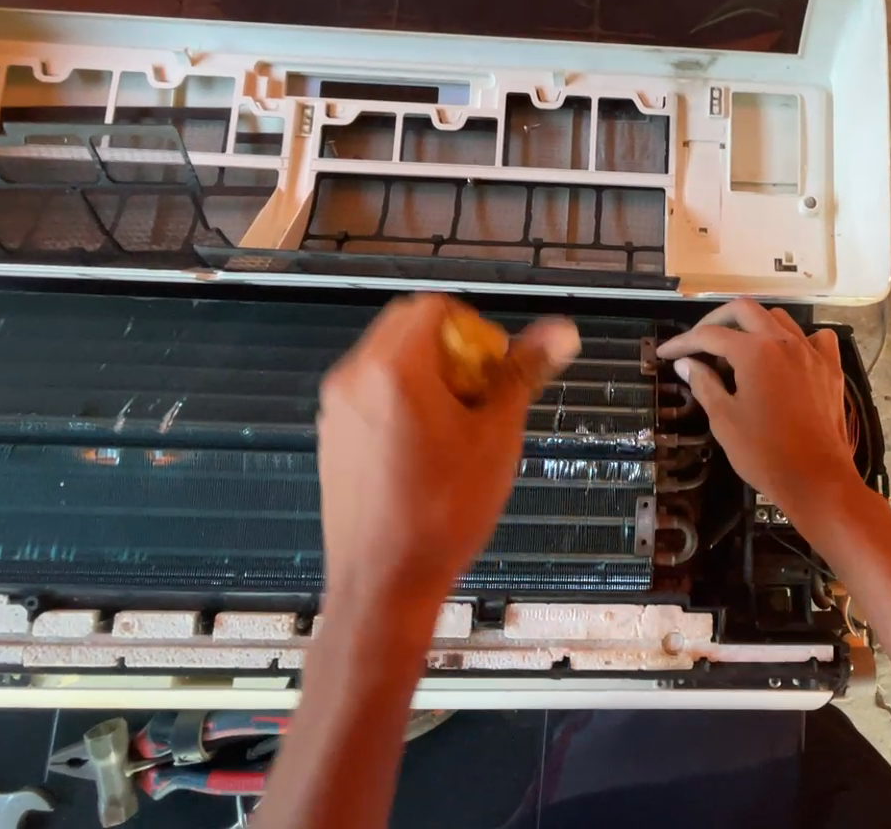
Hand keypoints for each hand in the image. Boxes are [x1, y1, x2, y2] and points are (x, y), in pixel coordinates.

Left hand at [317, 295, 579, 604]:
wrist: (385, 583)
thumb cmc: (442, 513)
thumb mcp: (497, 435)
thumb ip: (524, 372)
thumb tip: (559, 332)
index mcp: (394, 369)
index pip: (435, 307)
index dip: (476, 329)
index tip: (493, 369)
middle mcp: (354, 378)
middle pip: (409, 325)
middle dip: (453, 347)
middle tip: (481, 392)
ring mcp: (336, 407)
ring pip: (389, 356)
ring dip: (429, 370)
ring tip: (457, 423)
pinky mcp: (332, 433)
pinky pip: (371, 388)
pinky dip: (403, 394)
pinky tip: (427, 446)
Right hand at [656, 299, 862, 526]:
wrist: (816, 480)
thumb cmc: (764, 453)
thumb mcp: (724, 419)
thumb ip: (704, 384)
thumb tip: (686, 363)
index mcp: (754, 351)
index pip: (710, 335)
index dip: (683, 342)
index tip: (667, 353)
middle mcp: (784, 341)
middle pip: (744, 310)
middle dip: (716, 320)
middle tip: (698, 341)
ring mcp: (812, 352)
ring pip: (779, 318)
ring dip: (754, 325)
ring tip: (738, 347)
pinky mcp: (831, 369)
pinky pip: (816, 338)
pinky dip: (798, 339)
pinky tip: (787, 355)